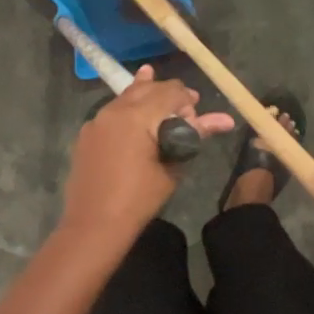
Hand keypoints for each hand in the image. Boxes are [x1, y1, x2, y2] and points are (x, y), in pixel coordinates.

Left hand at [62, 66, 232, 235]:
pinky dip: (127, 110)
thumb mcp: (171, 168)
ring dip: (145, 95)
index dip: (187, 99)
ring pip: (125, 97)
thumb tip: (227, 119)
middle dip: (167, 94)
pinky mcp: (86, 135)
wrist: (93, 224)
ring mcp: (96, 121)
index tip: (197, 115)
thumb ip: (195, 136)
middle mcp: (113, 110)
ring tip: (157, 90)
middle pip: (146, 89)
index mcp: (136, 116)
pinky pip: (111, 113)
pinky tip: (134, 119)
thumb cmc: (138, 200)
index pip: (170, 92)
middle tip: (186, 107)